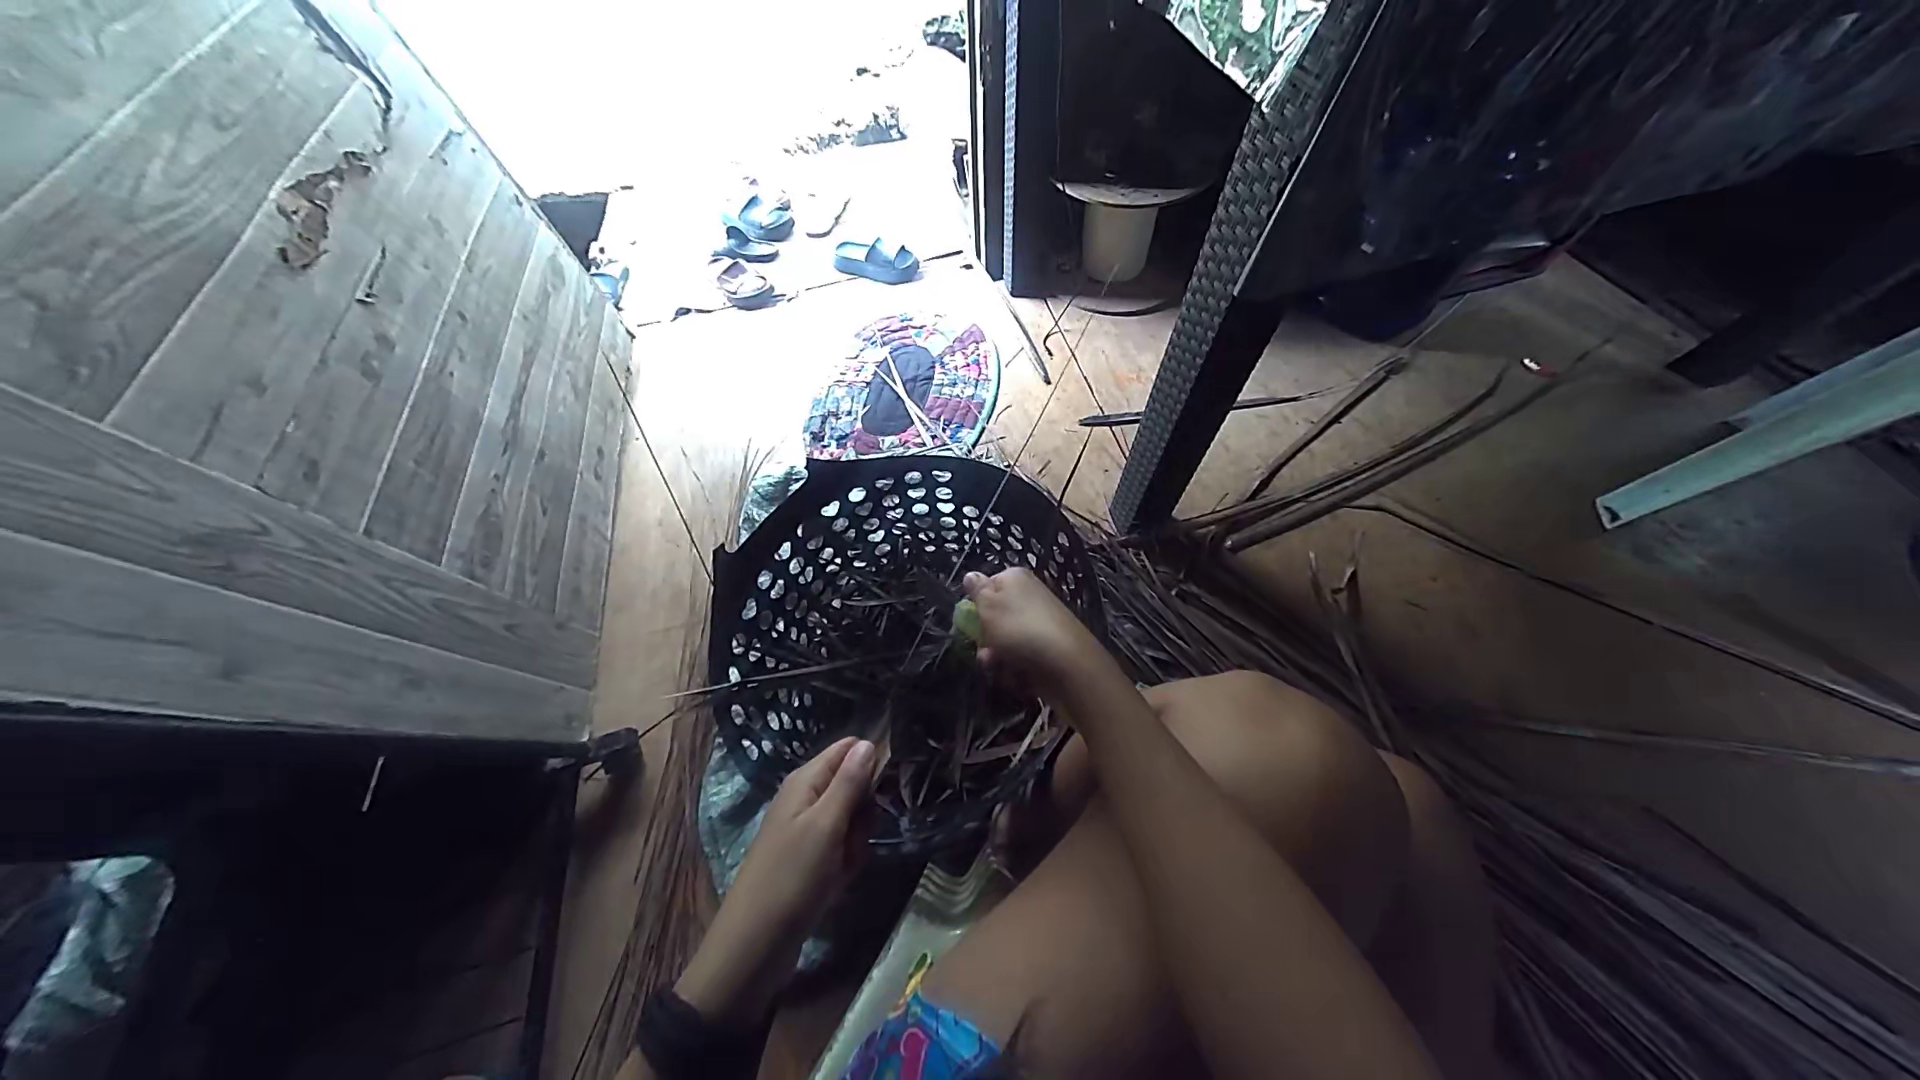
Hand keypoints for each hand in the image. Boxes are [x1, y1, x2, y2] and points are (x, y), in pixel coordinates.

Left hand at [676, 737, 875, 1025]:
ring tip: (842, 865)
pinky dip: (846, 864)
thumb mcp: (826, 824)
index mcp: (805, 781)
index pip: (849, 749)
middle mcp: (807, 798)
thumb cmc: (792, 877)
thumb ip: (849, 782)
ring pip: (853, 820)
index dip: (871, 764)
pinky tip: (837, 882)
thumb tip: (868, 742)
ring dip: (856, 842)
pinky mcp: (812, 858)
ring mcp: (809, 830)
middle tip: (853, 837)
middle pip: (855, 786)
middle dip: (864, 812)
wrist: (756, 944)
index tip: (883, 790)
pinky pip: (843, 848)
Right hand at [962, 567, 1108, 692]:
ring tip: (1002, 668)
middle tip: (987, 651)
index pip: (985, 587)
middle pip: (994, 619)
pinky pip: (1021, 658)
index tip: (973, 621)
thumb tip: (971, 575)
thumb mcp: (989, 605)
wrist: (1066, 664)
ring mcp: (1039, 624)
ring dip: (998, 659)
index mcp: (1015, 579)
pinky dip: (1016, 669)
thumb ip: (976, 590)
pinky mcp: (1047, 649)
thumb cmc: (1019, 629)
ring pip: (1005, 642)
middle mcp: (1029, 597)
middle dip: (986, 639)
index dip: (976, 606)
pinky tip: (1019, 677)